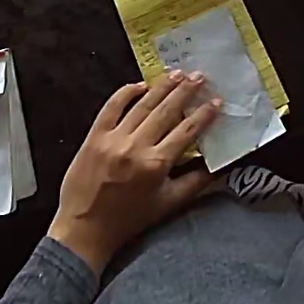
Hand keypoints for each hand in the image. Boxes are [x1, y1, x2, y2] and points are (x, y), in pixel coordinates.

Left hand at [48, 71, 220, 273]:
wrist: (84, 229)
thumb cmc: (130, 219)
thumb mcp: (168, 204)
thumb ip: (196, 182)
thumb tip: (218, 165)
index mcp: (156, 164)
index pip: (186, 131)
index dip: (204, 114)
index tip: (216, 100)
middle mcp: (136, 147)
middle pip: (166, 111)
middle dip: (185, 91)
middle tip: (199, 75)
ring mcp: (113, 139)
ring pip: (142, 105)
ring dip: (161, 87)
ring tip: (177, 73)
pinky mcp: (94, 136)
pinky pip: (111, 107)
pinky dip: (125, 93)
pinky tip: (140, 84)